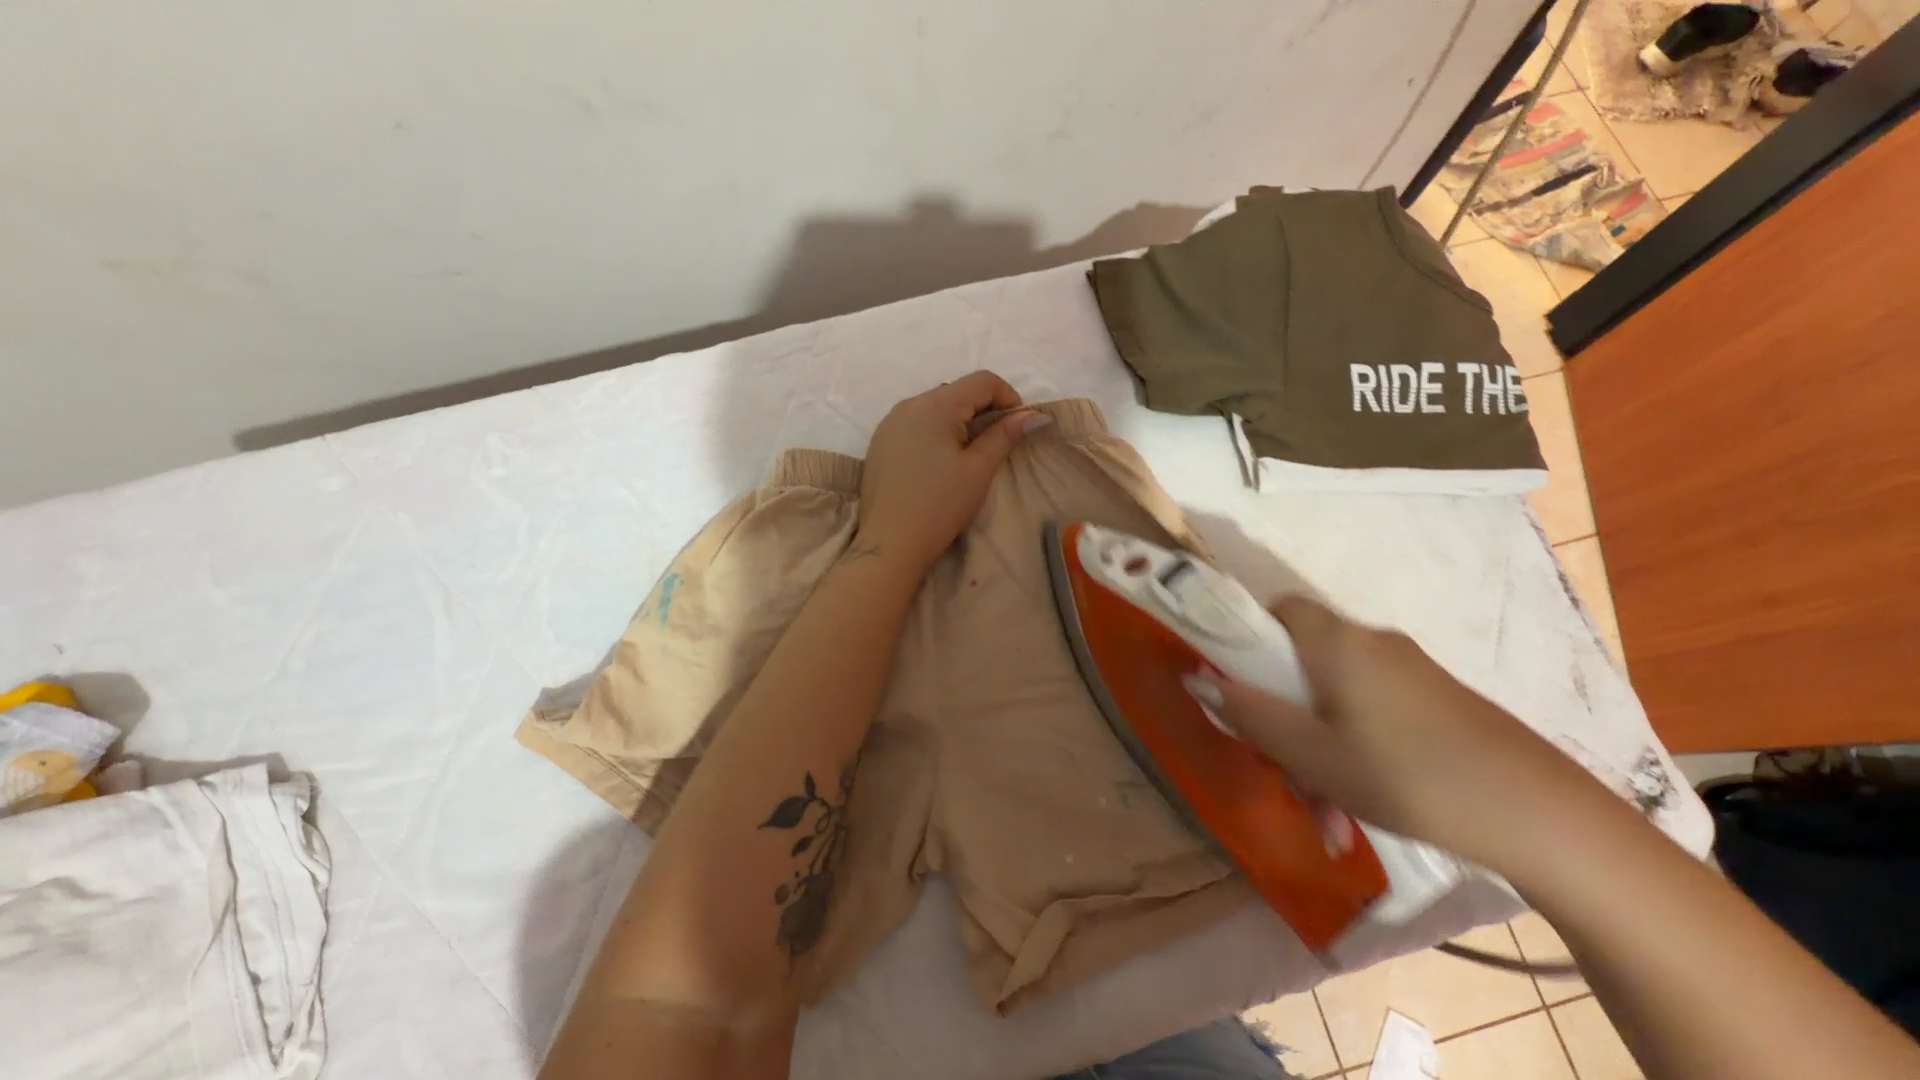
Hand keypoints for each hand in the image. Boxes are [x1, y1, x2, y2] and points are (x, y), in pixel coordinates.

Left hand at [853, 372, 1048, 570]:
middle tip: (996, 443)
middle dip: (983, 409)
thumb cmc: (940, 505)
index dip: (1008, 396)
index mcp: (935, 405)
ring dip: (959, 420)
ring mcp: (890, 423)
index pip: (982, 380)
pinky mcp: (880, 443)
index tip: (1018, 426)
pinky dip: (935, 432)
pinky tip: (939, 463)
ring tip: (969, 454)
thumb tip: (1034, 415)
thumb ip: (1005, 435)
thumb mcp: (979, 470)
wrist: (889, 543)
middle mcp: (909, 404)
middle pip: (957, 391)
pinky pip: (915, 423)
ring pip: (935, 407)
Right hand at [1186, 597, 1613, 873]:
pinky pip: (1374, 714)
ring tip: (1330, 818)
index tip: (1236, 685)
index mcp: (1336, 641)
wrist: (1532, 810)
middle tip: (1283, 776)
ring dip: (1320, 749)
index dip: (1246, 637)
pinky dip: (1356, 751)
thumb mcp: (1309, 753)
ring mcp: (1410, 671)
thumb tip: (1197, 678)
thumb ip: (1249, 714)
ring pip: (1338, 698)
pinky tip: (1364, 806)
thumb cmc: (1402, 774)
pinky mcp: (1437, 700)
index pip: (1276, 608)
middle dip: (1285, 719)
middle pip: (1304, 663)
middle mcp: (1372, 642)